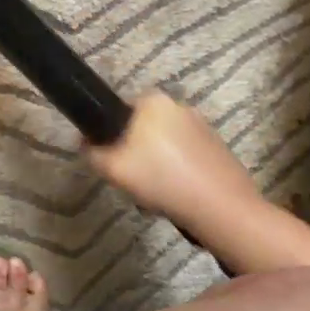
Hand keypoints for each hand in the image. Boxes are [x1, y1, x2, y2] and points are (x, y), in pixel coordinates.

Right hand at [81, 90, 260, 222]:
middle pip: (142, 128)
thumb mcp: (110, 168)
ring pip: (164, 144)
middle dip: (134, 151)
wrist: (222, 209)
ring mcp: (204, 126)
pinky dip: (178, 171)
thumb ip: (90, 151)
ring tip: (156, 193)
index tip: (112, 161)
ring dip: (156, 163)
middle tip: (132, 179)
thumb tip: (86, 143)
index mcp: (153, 100)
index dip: (109, 136)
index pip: (118, 111)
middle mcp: (179, 105)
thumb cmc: (161, 179)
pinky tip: (178, 195)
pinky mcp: (220, 148)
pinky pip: (186, 156)